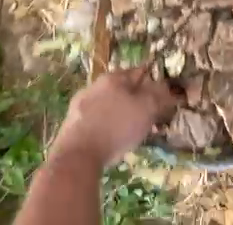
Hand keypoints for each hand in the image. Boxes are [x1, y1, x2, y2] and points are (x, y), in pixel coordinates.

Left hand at [52, 69, 178, 168]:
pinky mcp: (67, 129)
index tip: (160, 103)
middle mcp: (92, 87)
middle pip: (122, 92)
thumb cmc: (116, 128)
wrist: (74, 160)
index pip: (140, 73)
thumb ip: (160, 95)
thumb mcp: (148, 108)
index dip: (154, 87)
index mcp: (112, 77)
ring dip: (119, 118)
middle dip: (135, 104)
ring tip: (128, 136)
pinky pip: (93, 124)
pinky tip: (109, 145)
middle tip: (146, 121)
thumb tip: (165, 89)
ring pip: (107, 108)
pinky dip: (104, 131)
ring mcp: (76, 108)